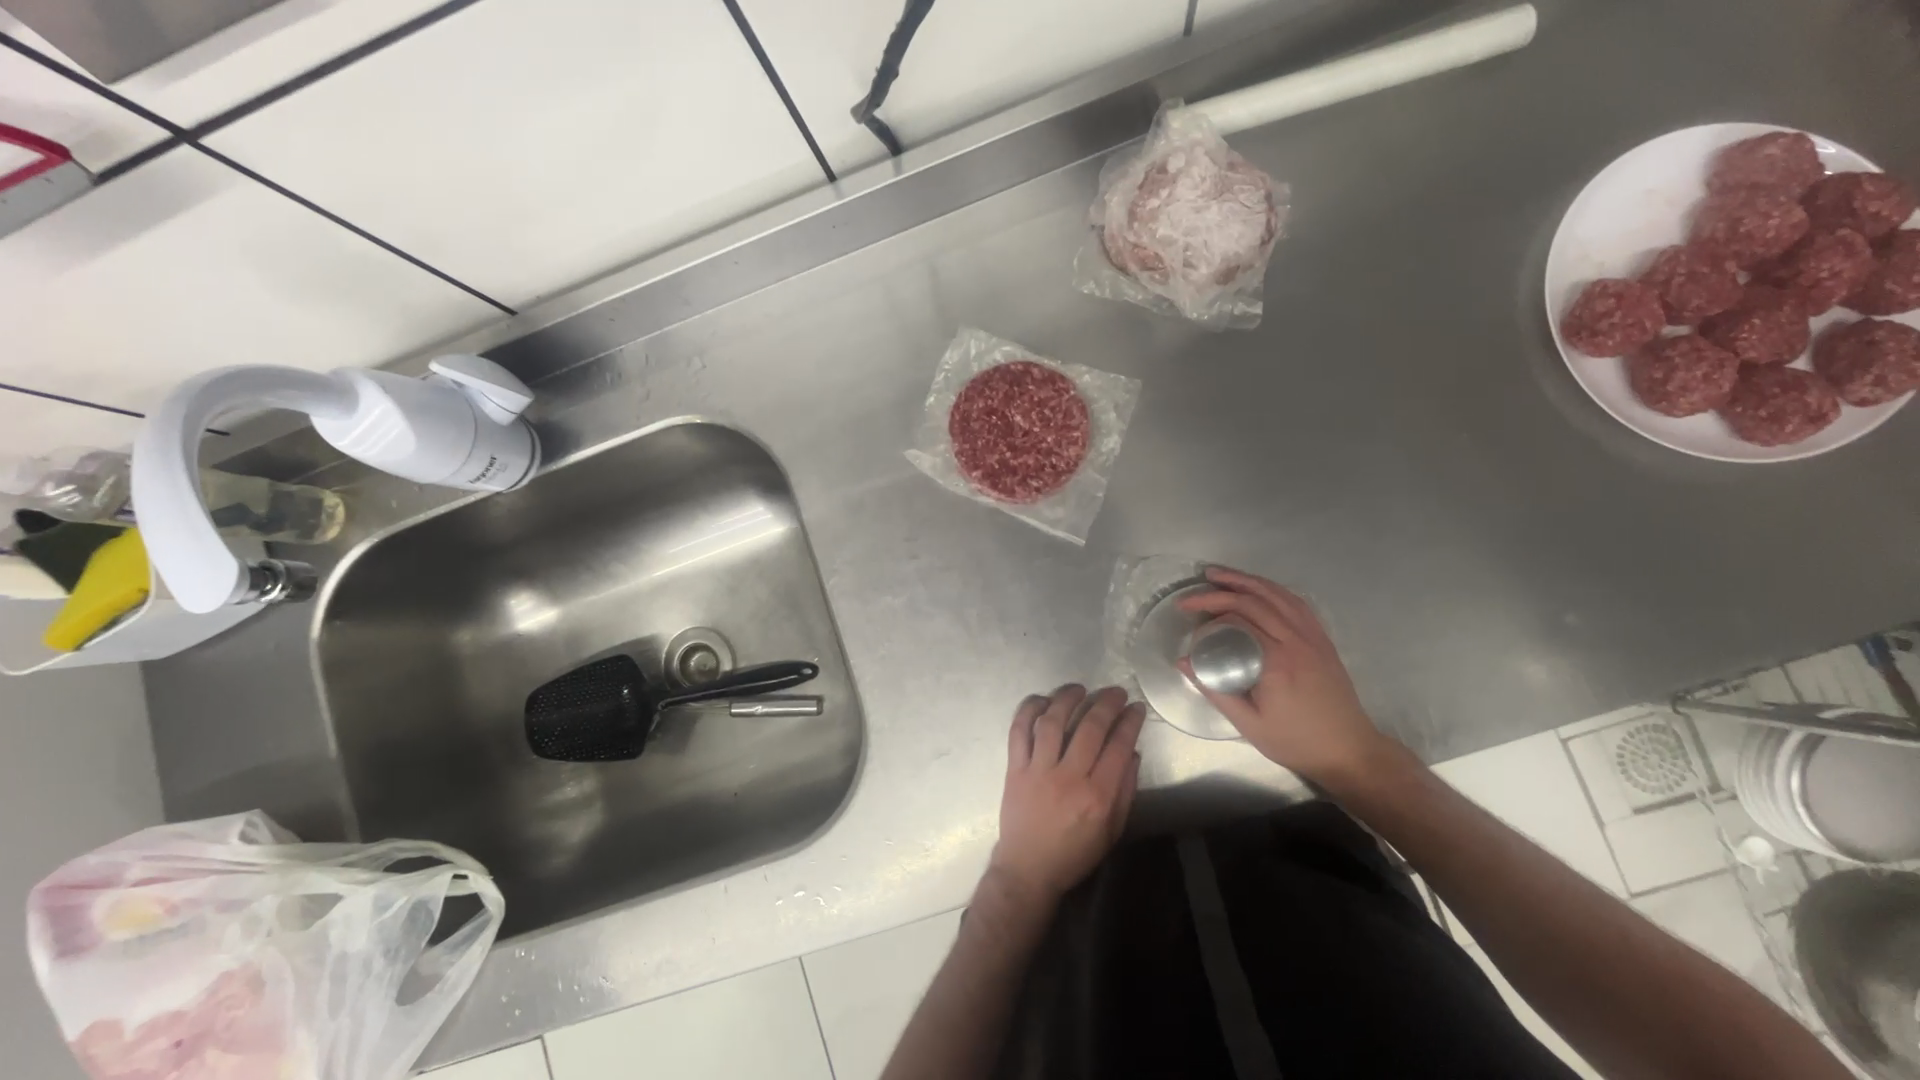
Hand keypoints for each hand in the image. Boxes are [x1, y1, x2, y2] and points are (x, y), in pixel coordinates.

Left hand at [988, 685, 1145, 902]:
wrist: (1028, 870)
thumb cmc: (1075, 853)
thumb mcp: (1112, 830)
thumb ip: (1124, 790)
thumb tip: (1132, 752)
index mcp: (1097, 795)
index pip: (1119, 746)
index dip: (1130, 722)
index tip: (1136, 708)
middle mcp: (1068, 778)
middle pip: (1090, 728)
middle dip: (1106, 704)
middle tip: (1115, 692)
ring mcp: (1038, 771)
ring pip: (1053, 723)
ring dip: (1067, 699)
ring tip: (1080, 688)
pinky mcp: (1015, 770)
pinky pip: (1019, 732)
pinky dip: (1028, 711)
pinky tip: (1042, 700)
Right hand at [1178, 566, 1390, 784]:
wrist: (1348, 750)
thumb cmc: (1295, 742)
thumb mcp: (1249, 724)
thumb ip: (1214, 690)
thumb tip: (1183, 662)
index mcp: (1276, 663)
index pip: (1237, 620)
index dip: (1209, 614)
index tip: (1188, 622)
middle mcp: (1296, 641)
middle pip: (1254, 601)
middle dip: (1219, 591)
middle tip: (1192, 593)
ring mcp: (1313, 637)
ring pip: (1277, 595)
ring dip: (1246, 581)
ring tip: (1219, 575)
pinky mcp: (1322, 639)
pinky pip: (1296, 604)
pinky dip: (1273, 590)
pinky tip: (1258, 588)